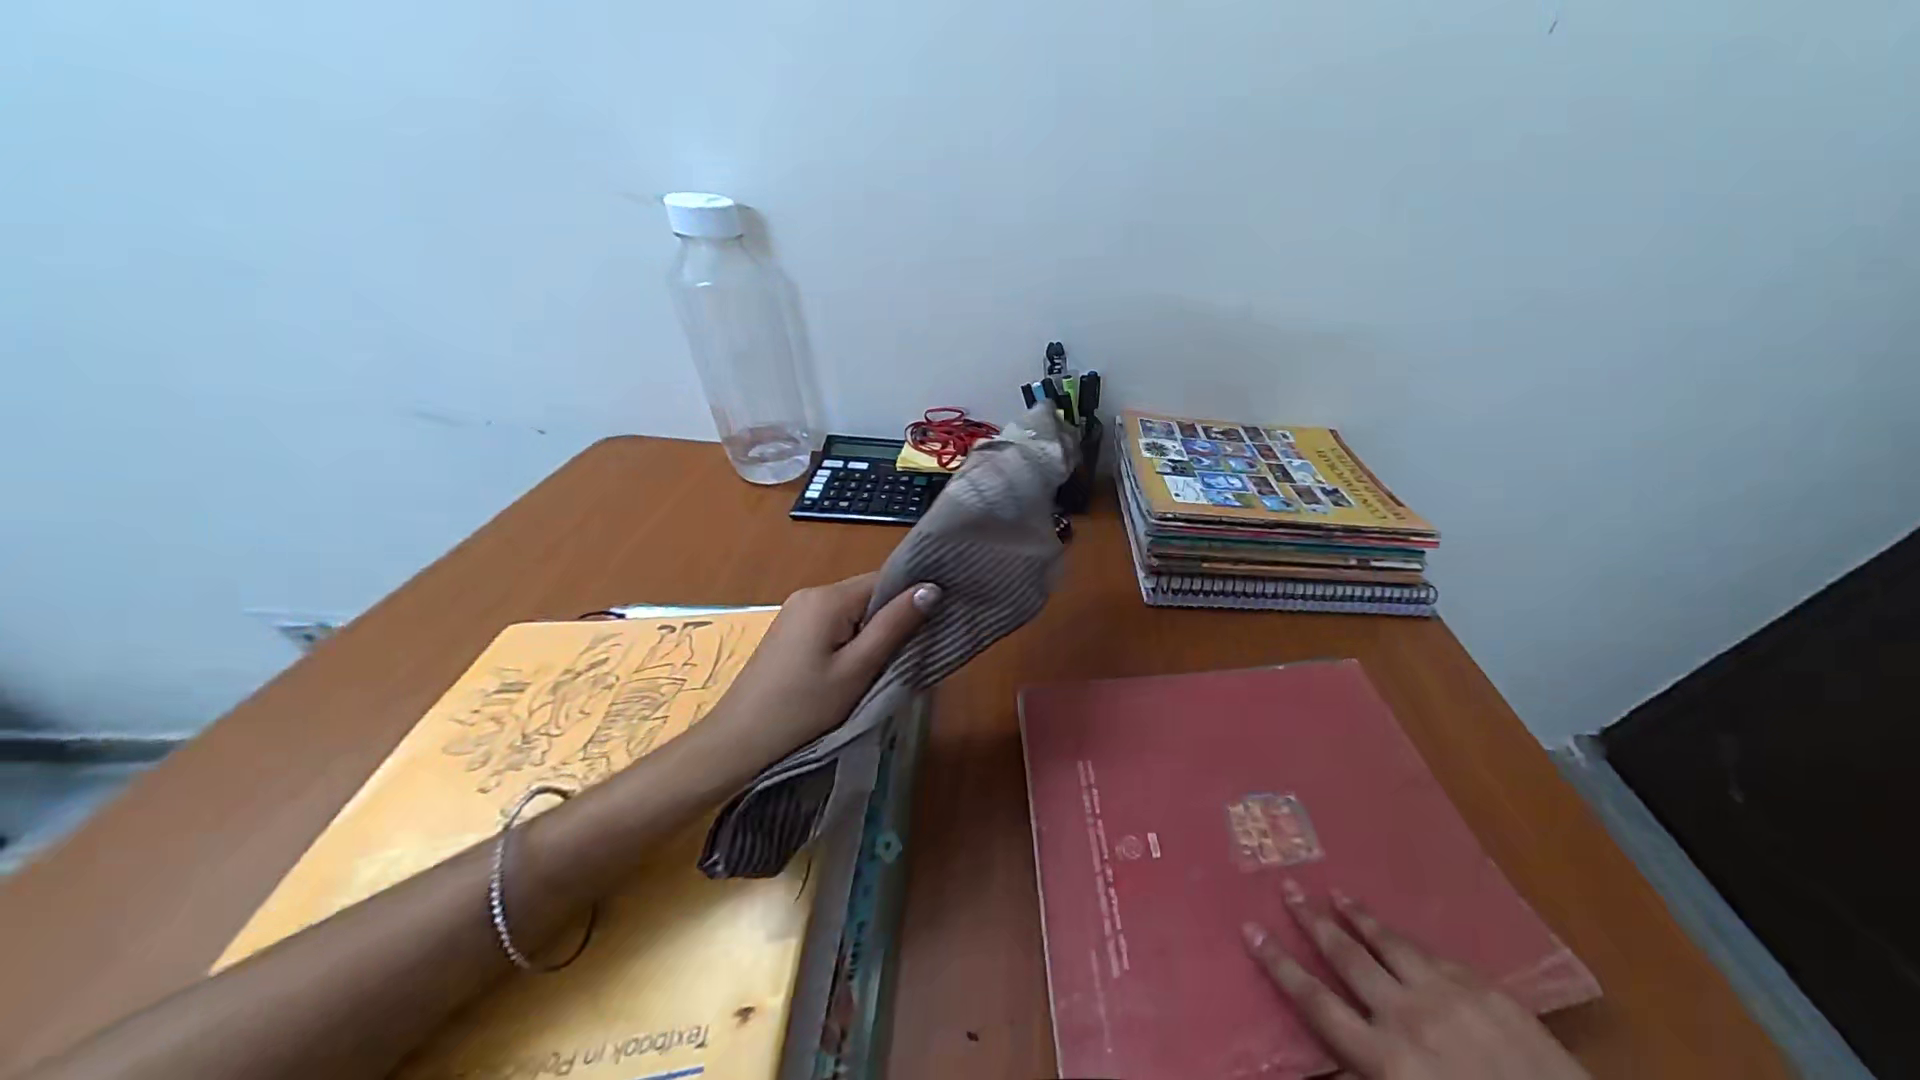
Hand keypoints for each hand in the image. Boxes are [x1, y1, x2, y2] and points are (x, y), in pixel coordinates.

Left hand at [705, 571, 939, 766]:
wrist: (739, 740)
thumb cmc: (804, 707)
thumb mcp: (857, 669)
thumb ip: (894, 626)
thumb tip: (931, 587)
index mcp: (828, 597)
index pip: (884, 579)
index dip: (911, 598)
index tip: (935, 624)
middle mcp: (810, 593)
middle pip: (867, 594)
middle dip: (890, 619)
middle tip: (908, 654)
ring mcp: (796, 610)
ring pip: (851, 610)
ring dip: (870, 632)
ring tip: (881, 666)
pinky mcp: (789, 630)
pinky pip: (833, 623)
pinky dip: (850, 639)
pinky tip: (852, 668)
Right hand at [1243, 886, 1587, 1079]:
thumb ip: (1367, 1070)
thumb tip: (1330, 1055)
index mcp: (1386, 1059)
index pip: (1315, 1001)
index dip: (1279, 964)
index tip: (1251, 930)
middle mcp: (1407, 1017)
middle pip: (1346, 958)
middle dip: (1311, 921)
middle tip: (1288, 889)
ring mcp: (1449, 997)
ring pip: (1388, 944)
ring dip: (1357, 917)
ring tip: (1335, 893)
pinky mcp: (1486, 991)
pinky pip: (1434, 955)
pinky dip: (1405, 938)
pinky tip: (1396, 930)